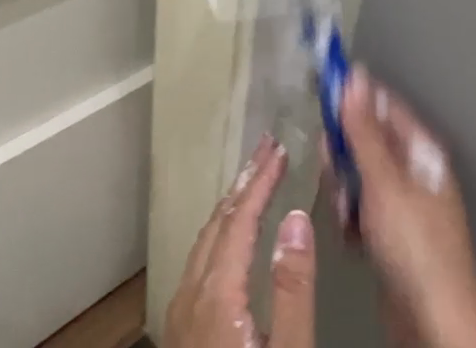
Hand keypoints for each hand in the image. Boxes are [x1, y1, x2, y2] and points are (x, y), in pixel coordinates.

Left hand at [165, 134, 316, 347]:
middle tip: (267, 148)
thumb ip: (293, 286)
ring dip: (230, 206)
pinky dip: (219, 233)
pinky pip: (199, 262)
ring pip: (204, 242)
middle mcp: (191, 293)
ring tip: (252, 182)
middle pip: (218, 223)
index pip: (240, 220)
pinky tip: (230, 238)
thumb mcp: (289, 347)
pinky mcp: (180, 330)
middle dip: (244, 182)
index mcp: (217, 292)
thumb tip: (295, 217)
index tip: (279, 149)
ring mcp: (180, 311)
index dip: (260, 181)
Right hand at [332, 70, 475, 347]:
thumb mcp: (383, 181)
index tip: (326, 93)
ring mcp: (403, 204)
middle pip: (368, 143)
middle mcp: (414, 173)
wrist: (431, 316)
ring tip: (349, 213)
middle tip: (339, 172)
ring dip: (346, 191)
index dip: (355, 98)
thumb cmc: (417, 248)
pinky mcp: (391, 233)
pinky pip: (360, 210)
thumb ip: (364, 130)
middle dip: (346, 156)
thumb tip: (354, 79)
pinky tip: (353, 234)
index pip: (384, 106)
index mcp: (422, 151)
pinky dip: (351, 219)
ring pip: (359, 178)